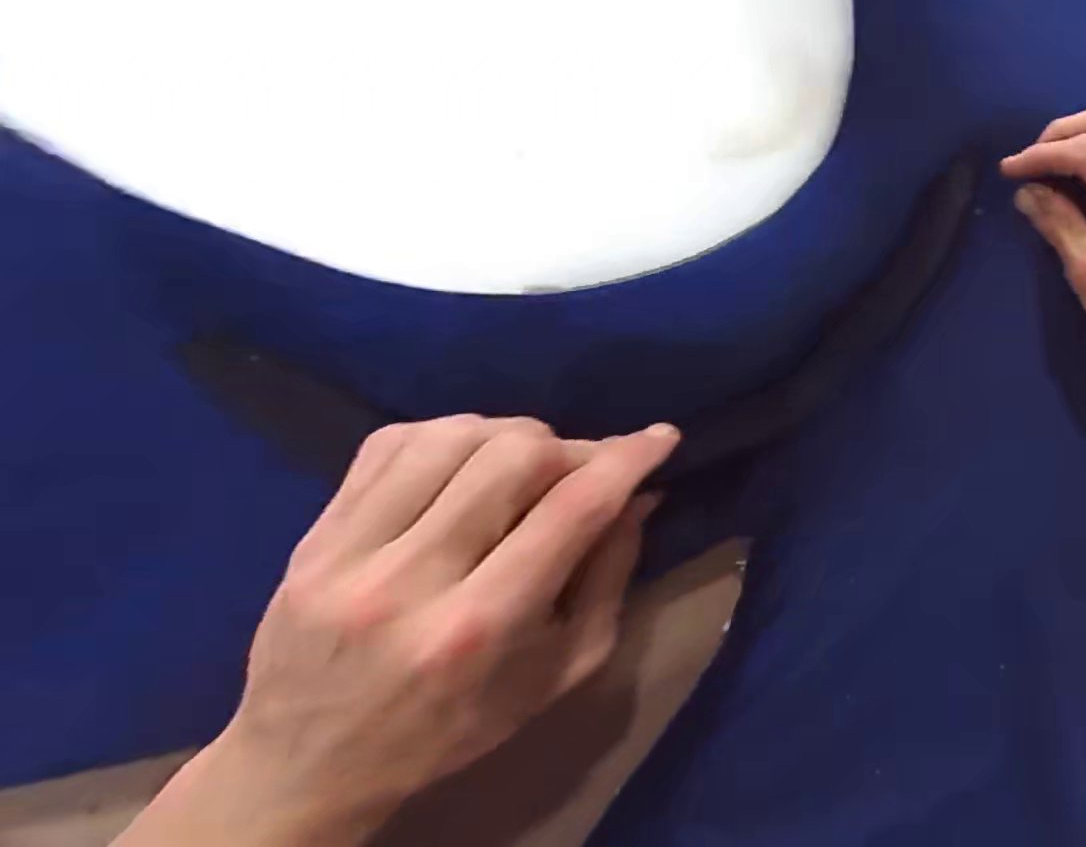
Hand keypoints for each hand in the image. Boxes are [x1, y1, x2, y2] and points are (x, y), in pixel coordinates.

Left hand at [118, 416, 676, 846]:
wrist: (300, 772)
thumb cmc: (458, 725)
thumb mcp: (565, 666)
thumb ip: (611, 572)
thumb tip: (641, 492)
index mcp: (480, 627)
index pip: (572, 509)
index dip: (629, 459)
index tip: (663, 436)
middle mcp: (407, 583)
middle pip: (515, 457)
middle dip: (572, 448)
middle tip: (584, 470)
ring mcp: (344, 555)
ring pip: (455, 436)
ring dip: (514, 436)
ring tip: (527, 466)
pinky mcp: (309, 537)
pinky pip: (394, 441)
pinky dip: (452, 434)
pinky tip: (468, 463)